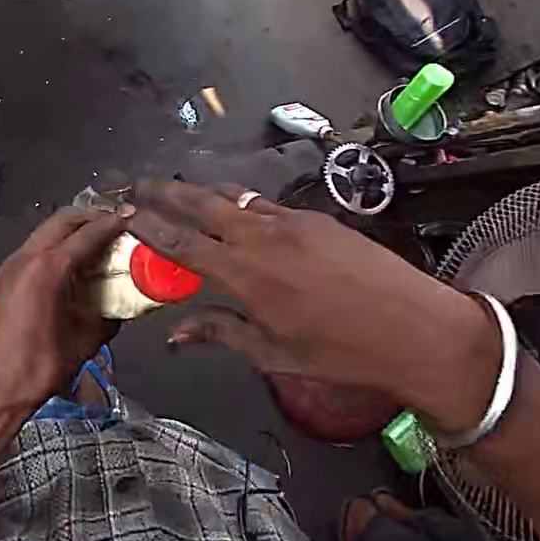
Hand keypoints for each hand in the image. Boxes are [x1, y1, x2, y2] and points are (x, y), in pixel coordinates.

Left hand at [0, 208, 126, 413]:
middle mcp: (26, 258)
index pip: (87, 234)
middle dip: (92, 217)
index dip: (113, 224)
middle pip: (64, 219)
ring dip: (73, 230)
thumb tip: (124, 307)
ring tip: (98, 241)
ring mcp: (11, 265)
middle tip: (116, 225)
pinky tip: (72, 262)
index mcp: (47, 270)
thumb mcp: (83, 343)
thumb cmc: (36, 370)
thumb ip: (107, 318)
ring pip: (47, 230)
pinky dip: (58, 244)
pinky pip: (36, 246)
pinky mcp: (4, 276)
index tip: (132, 218)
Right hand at [129, 182, 502, 434]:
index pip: (181, 243)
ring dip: (200, 190)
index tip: (125, 214)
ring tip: (179, 189)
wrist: (414, 326)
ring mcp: (287, 220)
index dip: (148, 226)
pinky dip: (238, 201)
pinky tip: (236, 208)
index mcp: (243, 274)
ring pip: (231, 195)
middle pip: (199, 203)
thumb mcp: (272, 353)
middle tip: (140, 187)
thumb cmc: (338, 352)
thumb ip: (220, 332)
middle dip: (165, 193)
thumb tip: (175, 333)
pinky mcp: (312, 215)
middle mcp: (259, 236)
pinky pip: (263, 202)